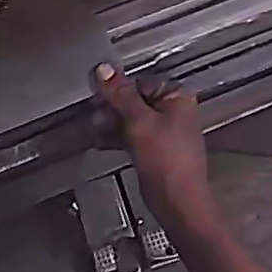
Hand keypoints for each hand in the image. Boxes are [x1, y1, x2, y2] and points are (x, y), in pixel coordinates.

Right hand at [95, 63, 218, 231]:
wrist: (177, 201)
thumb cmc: (166, 160)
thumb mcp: (139, 122)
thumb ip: (121, 95)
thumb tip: (104, 69)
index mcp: (176, 97)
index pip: (140, 82)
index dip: (118, 89)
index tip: (98, 95)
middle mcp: (173, 111)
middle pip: (135, 100)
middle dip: (112, 108)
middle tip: (95, 114)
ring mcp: (163, 131)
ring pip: (131, 119)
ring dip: (111, 123)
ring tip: (94, 128)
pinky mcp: (154, 150)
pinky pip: (131, 136)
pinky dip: (116, 137)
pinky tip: (99, 141)